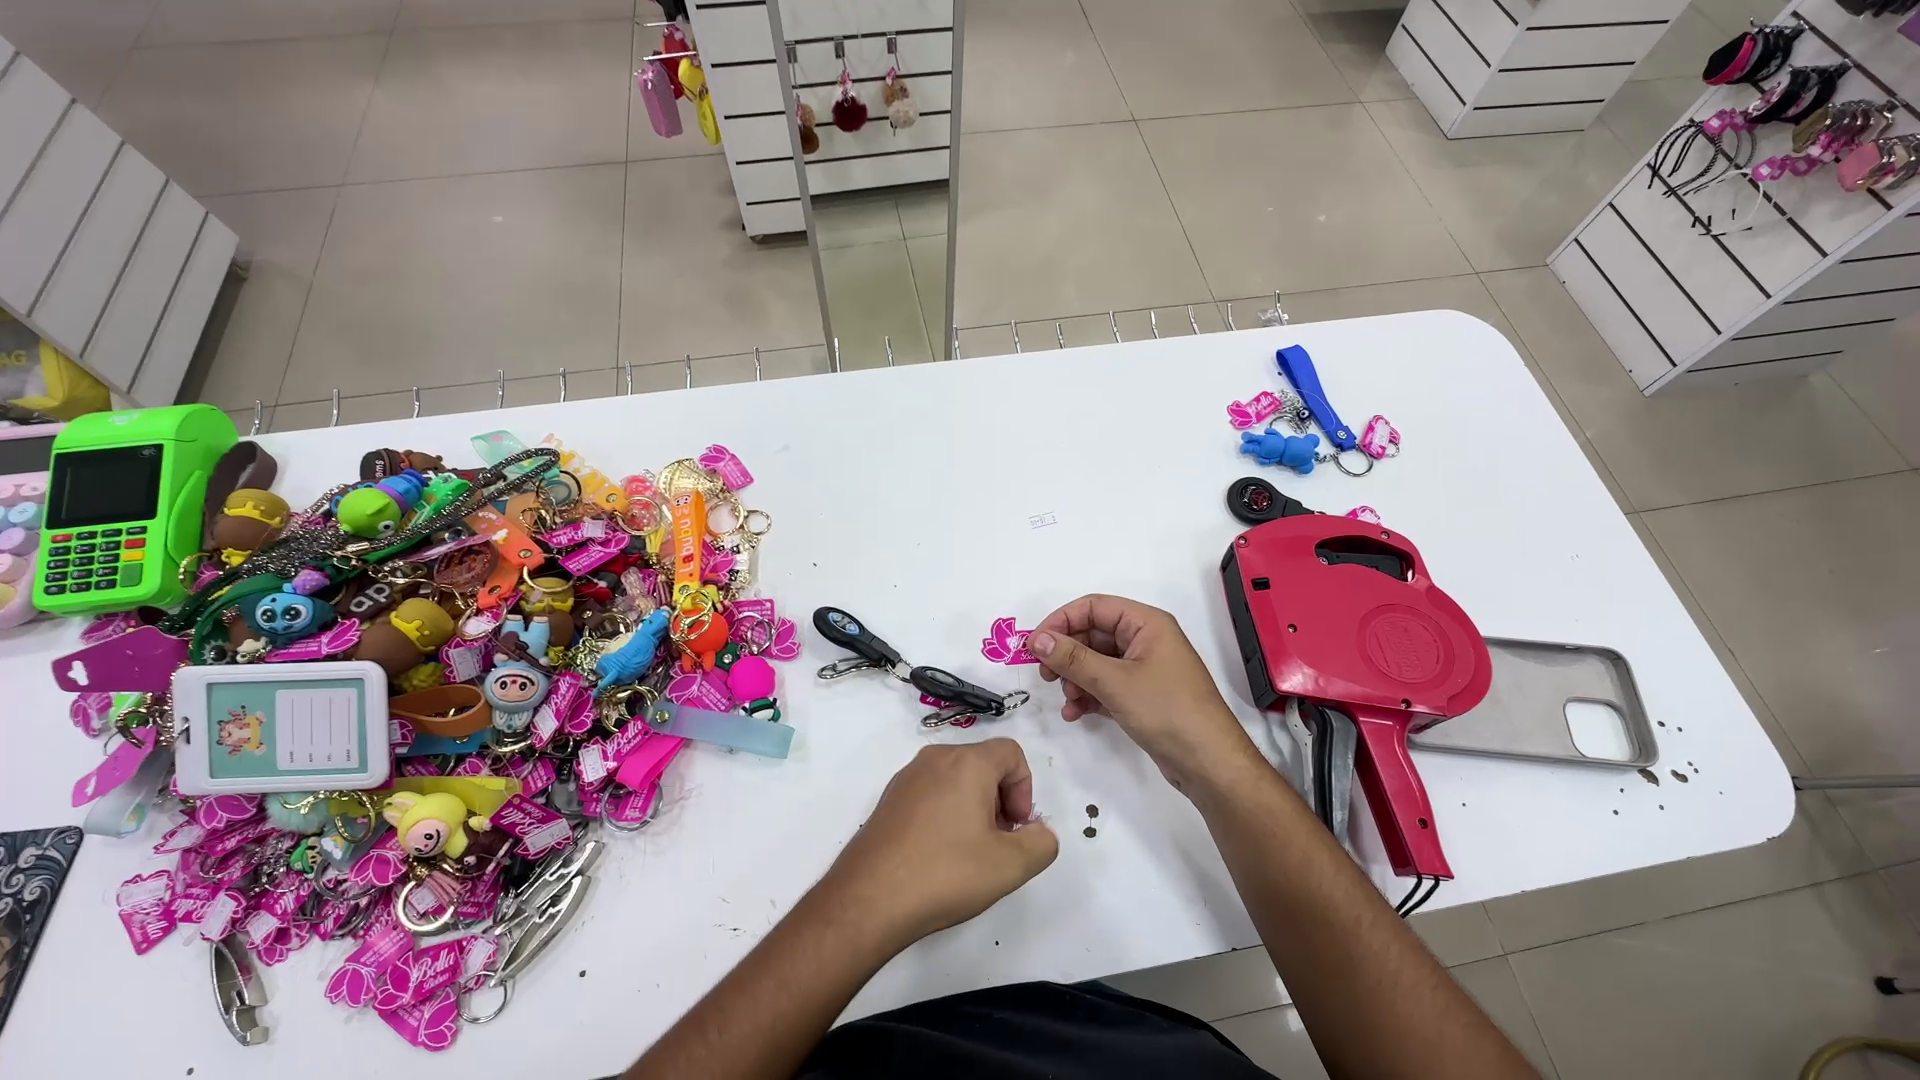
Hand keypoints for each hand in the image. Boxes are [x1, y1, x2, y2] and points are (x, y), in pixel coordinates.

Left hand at [820, 739, 1057, 944]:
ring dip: (974, 809)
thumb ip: (1042, 843)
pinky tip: (940, 857)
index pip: (1011, 752)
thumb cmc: (945, 874)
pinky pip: (931, 794)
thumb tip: (1039, 832)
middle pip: (983, 764)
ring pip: (956, 780)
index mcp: (966, 762)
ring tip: (970, 854)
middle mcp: (934, 759)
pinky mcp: (888, 802)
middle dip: (1001, 799)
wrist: (868, 900)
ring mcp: (906, 779)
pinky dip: (946, 815)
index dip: (1025, 789)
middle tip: (999, 843)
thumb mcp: (1010, 865)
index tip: (1016, 828)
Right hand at [1029, 594, 1261, 789]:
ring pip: (1097, 662)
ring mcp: (1145, 669)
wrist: (1209, 762)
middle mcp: (1146, 640)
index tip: (1034, 645)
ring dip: (1076, 678)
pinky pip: (1106, 685)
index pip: (1093, 607)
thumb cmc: (1167, 711)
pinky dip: (1088, 695)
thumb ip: (1073, 658)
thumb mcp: (1114, 682)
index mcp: (1146, 623)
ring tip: (1067, 699)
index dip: (1061, 621)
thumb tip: (1037, 639)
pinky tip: (1075, 713)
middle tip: (1046, 676)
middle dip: (1067, 654)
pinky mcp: (1143, 695)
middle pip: (1093, 634)